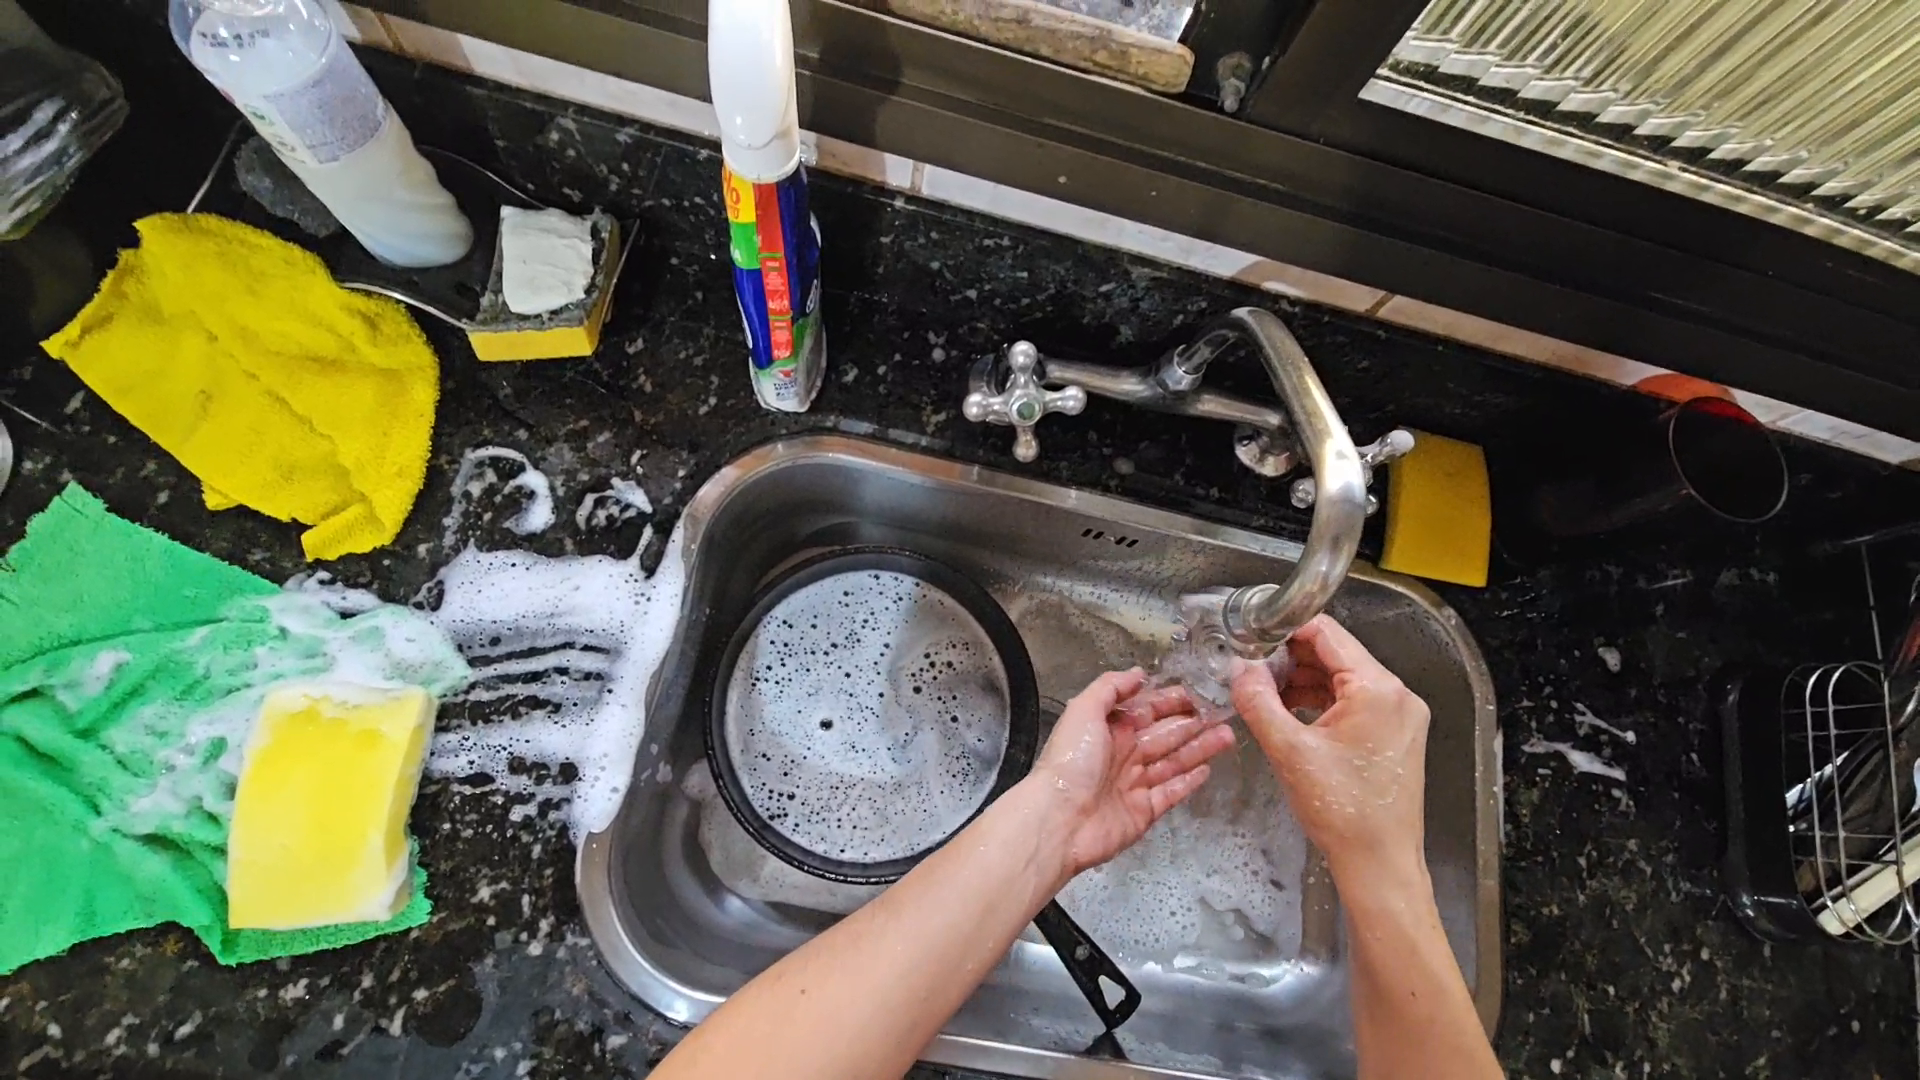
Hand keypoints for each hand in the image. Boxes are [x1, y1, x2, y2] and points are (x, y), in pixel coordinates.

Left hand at [1032, 669, 1235, 875]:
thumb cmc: (1070, 761)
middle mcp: (1122, 753)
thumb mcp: (1083, 710)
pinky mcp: (1144, 811)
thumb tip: (1138, 673)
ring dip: (1199, 748)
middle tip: (1222, 714)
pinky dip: (1189, 781)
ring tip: (1227, 736)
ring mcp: (1134, 783)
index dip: (1170, 701)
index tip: (1197, 693)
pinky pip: (1171, 792)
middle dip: (1192, 723)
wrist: (1060, 819)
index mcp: (1108, 728)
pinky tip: (1207, 769)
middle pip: (1164, 734)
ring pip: (1173, 761)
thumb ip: (1111, 687)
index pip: (1146, 710)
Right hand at [1231, 615, 1429, 882]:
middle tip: (1250, 667)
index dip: (1285, 629)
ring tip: (1263, 690)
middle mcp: (1396, 695)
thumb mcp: (1288, 749)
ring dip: (1300, 679)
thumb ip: (1258, 700)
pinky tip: (1287, 711)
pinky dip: (1317, 699)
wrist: (1379, 864)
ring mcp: (1398, 716)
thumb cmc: (1342, 810)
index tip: (1252, 636)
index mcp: (1378, 690)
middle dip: (1289, 656)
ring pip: (1340, 677)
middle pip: (1334, 653)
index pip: (1327, 633)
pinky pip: (1350, 700)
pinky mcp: (1392, 734)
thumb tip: (1239, 668)